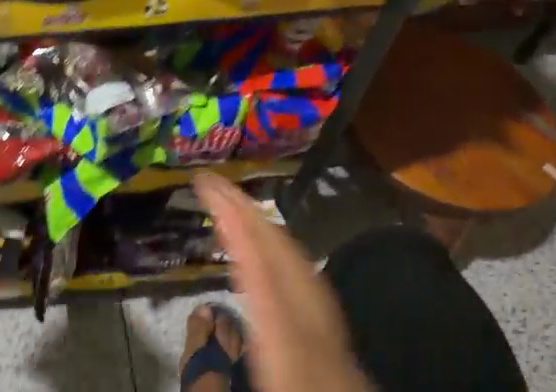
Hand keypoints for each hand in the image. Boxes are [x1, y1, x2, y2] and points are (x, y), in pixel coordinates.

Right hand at [193, 172, 371, 391]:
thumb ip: (212, 379)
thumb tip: (203, 325)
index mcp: (294, 363)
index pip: (262, 273)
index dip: (235, 222)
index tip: (209, 184)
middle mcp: (327, 353)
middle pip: (294, 268)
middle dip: (256, 219)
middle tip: (220, 188)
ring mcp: (347, 367)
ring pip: (314, 285)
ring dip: (277, 243)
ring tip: (244, 220)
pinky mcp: (352, 382)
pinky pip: (320, 307)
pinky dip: (292, 274)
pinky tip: (277, 282)